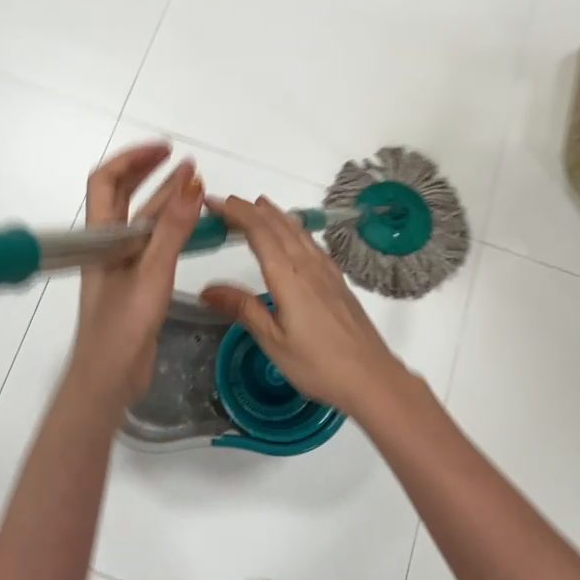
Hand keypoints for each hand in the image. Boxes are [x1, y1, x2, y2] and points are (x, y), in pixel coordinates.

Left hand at [68, 143, 202, 409]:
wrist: (109, 379)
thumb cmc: (123, 325)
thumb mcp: (152, 272)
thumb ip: (172, 228)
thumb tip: (191, 183)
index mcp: (101, 236)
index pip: (107, 181)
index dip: (132, 159)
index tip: (165, 150)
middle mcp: (109, 243)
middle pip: (124, 194)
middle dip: (150, 172)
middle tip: (183, 160)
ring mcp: (122, 263)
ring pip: (143, 219)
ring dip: (166, 199)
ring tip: (197, 183)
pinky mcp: (136, 282)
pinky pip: (154, 243)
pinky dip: (173, 227)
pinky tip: (194, 224)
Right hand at [199, 195, 409, 416]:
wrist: (371, 377)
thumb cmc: (318, 364)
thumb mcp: (273, 342)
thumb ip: (243, 309)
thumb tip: (207, 289)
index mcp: (288, 276)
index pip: (258, 232)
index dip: (235, 212)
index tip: (213, 202)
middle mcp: (308, 265)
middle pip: (278, 225)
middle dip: (251, 210)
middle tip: (227, 202)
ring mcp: (326, 271)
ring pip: (297, 231)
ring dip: (275, 215)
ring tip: (258, 206)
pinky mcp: (337, 280)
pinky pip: (311, 243)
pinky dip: (295, 229)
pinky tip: (294, 235)